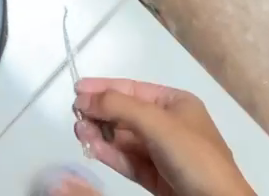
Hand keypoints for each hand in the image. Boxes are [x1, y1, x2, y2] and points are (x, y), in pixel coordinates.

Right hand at [72, 79, 253, 195]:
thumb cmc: (193, 157)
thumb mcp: (157, 123)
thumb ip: (119, 106)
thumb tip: (83, 96)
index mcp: (176, 104)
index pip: (132, 89)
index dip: (104, 87)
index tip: (77, 89)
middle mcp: (169, 126)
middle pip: (125, 113)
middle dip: (100, 112)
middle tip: (75, 114)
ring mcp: (162, 154)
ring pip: (124, 139)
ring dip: (100, 133)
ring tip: (78, 131)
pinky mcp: (157, 179)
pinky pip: (128, 161)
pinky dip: (109, 153)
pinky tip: (91, 147)